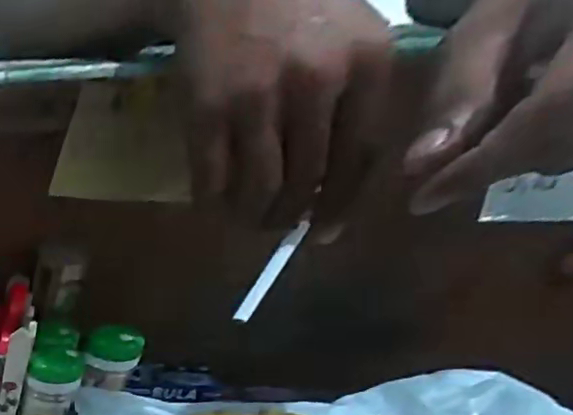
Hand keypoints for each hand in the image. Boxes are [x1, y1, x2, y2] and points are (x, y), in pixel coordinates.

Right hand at [172, 0, 394, 232]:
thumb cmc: (294, 11)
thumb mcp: (350, 38)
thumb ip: (354, 101)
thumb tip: (336, 185)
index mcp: (365, 62)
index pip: (358, 157)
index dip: (339, 205)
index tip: (324, 233)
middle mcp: (315, 82)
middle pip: (306, 181)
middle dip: (289, 217)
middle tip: (276, 227)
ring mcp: (256, 100)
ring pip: (259, 189)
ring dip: (251, 217)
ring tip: (247, 219)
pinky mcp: (207, 116)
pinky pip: (212, 182)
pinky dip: (213, 204)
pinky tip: (216, 205)